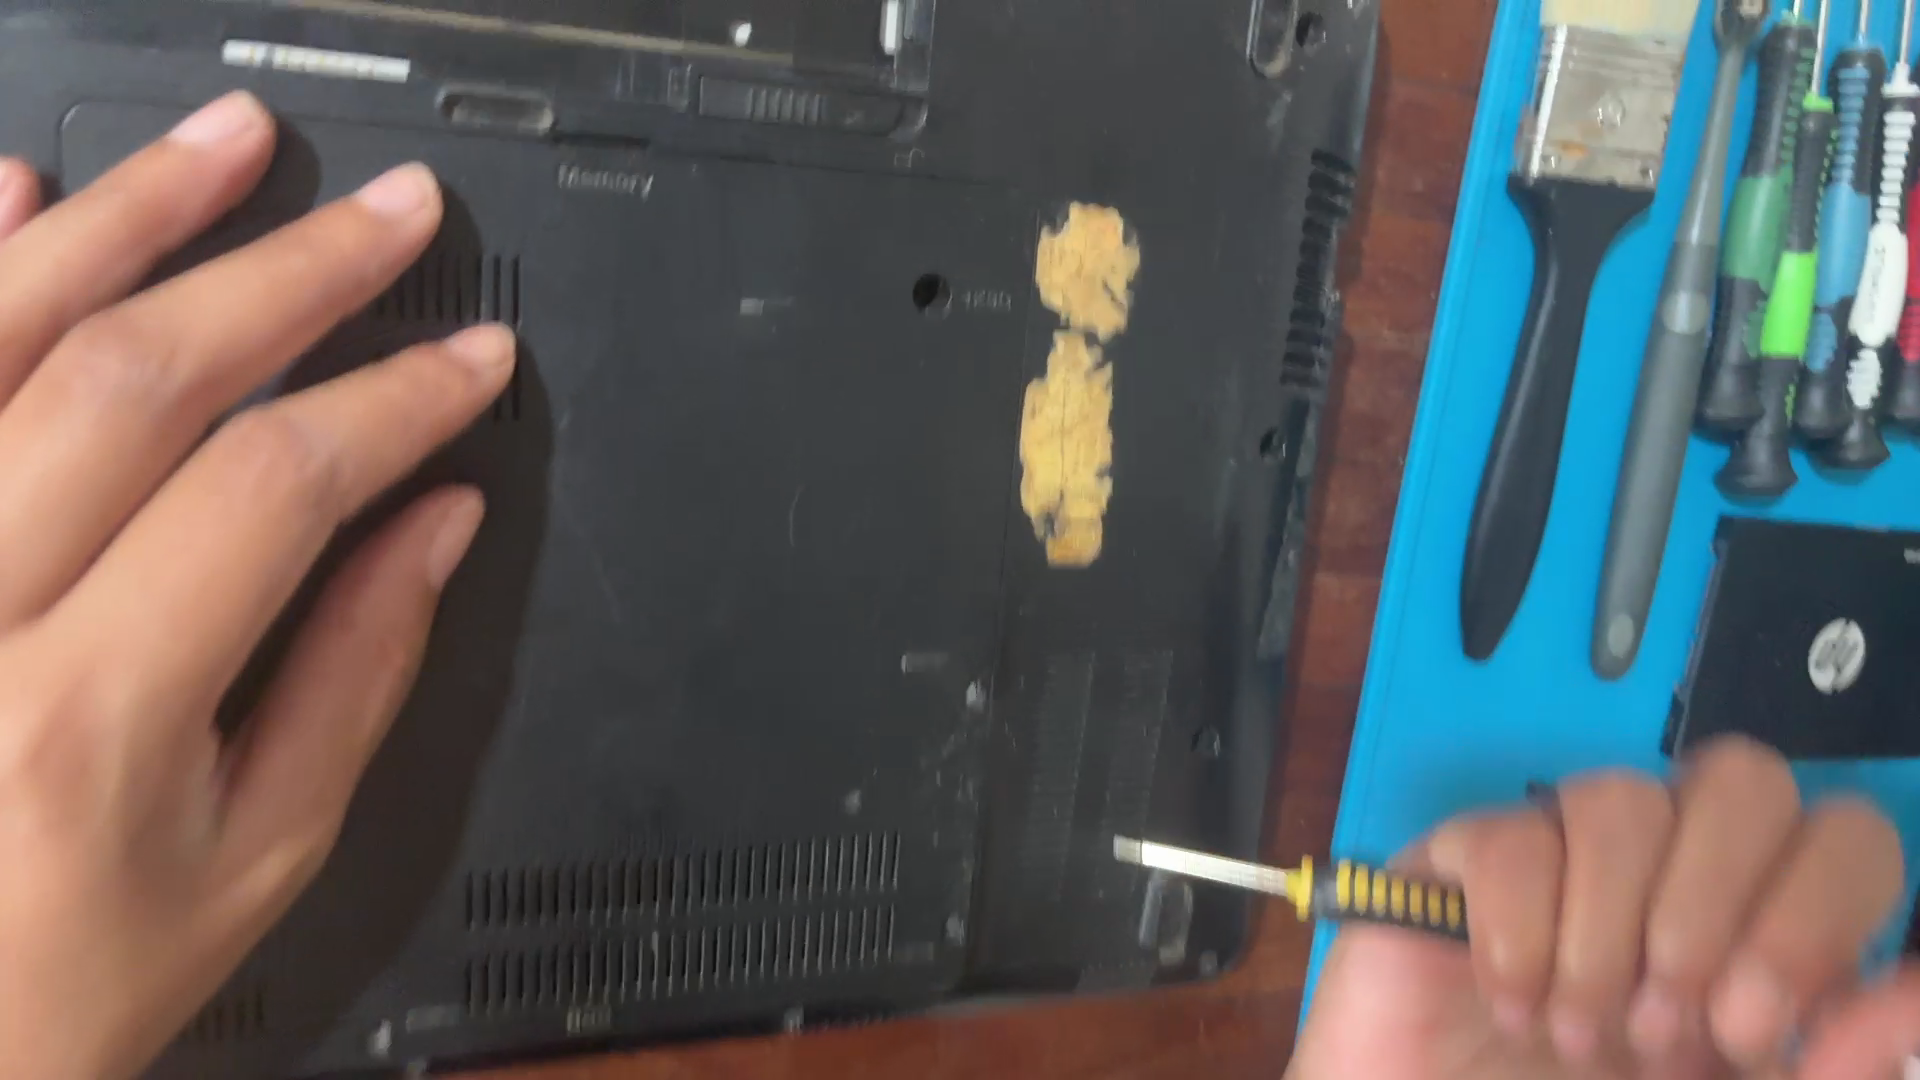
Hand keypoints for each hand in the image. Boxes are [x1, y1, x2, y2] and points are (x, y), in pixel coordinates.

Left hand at [0, 92, 513, 1078]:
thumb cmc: (58, 977)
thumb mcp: (264, 843)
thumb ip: (358, 665)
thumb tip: (434, 524)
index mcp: (86, 710)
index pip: (280, 483)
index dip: (400, 400)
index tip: (479, 357)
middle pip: (146, 375)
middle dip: (299, 275)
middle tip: (399, 215)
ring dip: (141, 219)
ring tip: (245, 147)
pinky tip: (27, 185)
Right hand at [1290, 737, 1913, 1079]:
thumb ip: (1842, 1069)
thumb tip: (1915, 987)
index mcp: (1749, 926)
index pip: (1838, 833)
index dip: (1815, 919)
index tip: (1752, 1038)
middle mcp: (1659, 868)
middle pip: (1738, 778)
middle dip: (1717, 904)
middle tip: (1669, 1025)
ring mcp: (1552, 847)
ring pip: (1616, 799)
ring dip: (1608, 930)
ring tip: (1578, 1030)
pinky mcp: (1458, 850)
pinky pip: (1506, 840)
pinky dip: (1517, 933)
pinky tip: (1509, 1000)